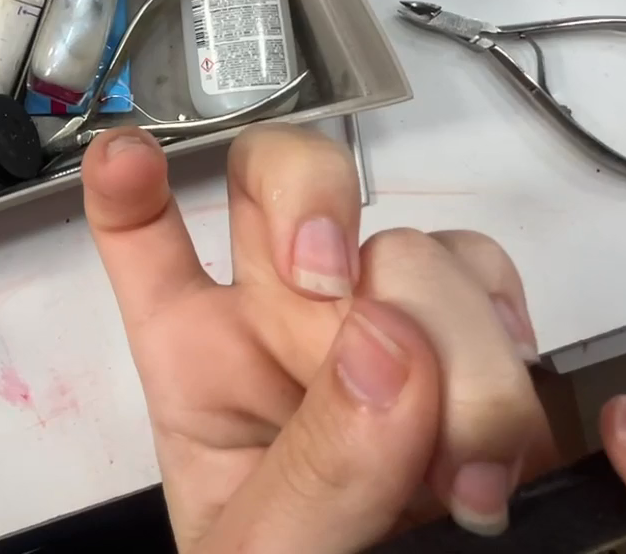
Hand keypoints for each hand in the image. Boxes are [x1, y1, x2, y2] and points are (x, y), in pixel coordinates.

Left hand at [81, 124, 554, 551]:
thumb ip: (314, 471)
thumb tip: (388, 351)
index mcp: (194, 352)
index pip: (141, 238)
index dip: (126, 184)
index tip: (124, 155)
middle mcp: (276, 311)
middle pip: (274, 176)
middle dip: (307, 198)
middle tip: (326, 285)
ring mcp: (373, 314)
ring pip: (401, 236)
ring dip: (440, 323)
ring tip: (454, 469)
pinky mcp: (461, 340)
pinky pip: (482, 275)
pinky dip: (502, 335)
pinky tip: (495, 433)